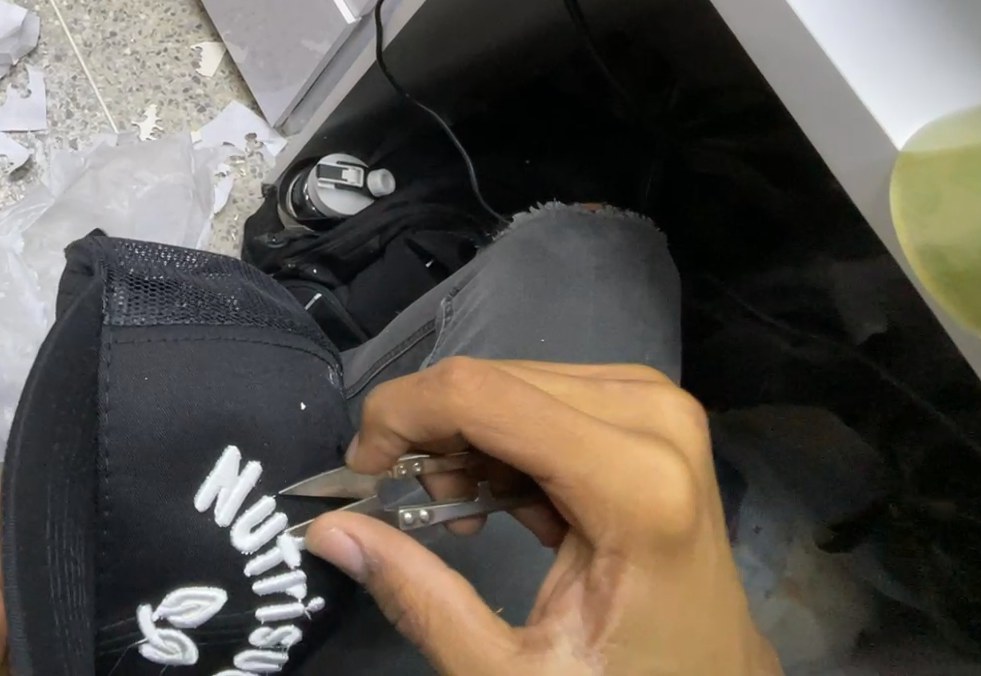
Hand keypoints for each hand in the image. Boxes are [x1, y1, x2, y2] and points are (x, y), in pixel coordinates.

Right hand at [303, 358, 778, 675]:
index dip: (398, 417)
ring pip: (499, 380)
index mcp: (635, 484)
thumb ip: (419, 599)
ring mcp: (654, 404)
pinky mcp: (646, 406)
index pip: (476, 395)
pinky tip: (503, 497)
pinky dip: (497, 438)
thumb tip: (326, 530)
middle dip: (426, 433)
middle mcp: (651, 418)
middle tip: (413, 503)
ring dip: (460, 438)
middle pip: (482, 382)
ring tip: (464, 511)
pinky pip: (532, 391)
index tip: (362, 473)